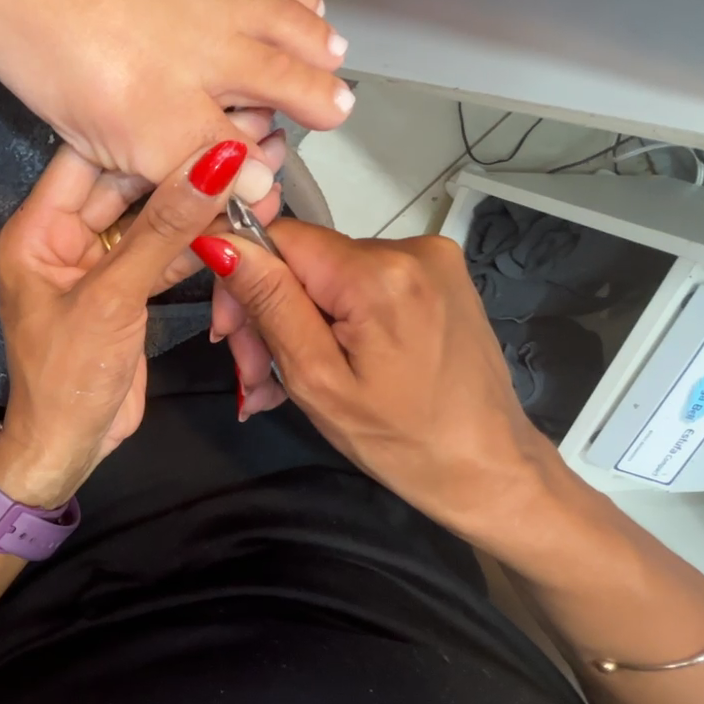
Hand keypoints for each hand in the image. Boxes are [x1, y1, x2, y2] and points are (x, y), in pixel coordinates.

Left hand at [0, 139, 276, 506]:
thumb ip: (164, 230)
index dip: (142, 130)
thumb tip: (216, 160)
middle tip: (249, 129)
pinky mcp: (124, 289)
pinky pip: (160, 251)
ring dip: (197, 200)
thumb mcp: (112, 299)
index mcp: (35, 233)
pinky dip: (196, 239)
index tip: (203, 102)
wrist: (69, 446)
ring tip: (260, 164)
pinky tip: (242, 216)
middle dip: (181, 162)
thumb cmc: (68, 377)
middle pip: (124, 184)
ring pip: (148, 217)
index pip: (87, 159)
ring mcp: (94, 265)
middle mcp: (61, 240)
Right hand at [220, 220, 561, 536]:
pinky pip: (355, 288)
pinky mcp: (437, 279)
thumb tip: (219, 242)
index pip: (277, 237)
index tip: (229, 337)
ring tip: (277, 386)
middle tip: (252, 379)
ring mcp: (430, 261)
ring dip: (290, 327)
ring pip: (323, 279)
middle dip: (264, 315)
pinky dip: (327, 324)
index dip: (239, 280)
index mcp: (377, 273)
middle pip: (300, 262)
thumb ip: (269, 303)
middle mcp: (409, 248)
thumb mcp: (315, 377)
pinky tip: (317, 368)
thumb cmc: (395, 438)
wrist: (485, 466)